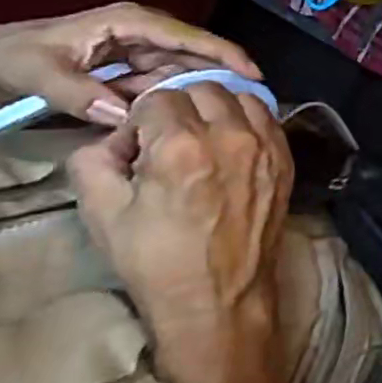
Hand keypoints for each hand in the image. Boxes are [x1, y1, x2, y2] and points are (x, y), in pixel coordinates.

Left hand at [0, 2, 260, 126]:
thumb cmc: (11, 58)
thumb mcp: (36, 72)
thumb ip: (78, 94)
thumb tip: (125, 115)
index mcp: (131, 22)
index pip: (190, 37)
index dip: (225, 54)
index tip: (254, 76)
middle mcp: (145, 33)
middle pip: (196, 54)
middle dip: (221, 75)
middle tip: (247, 103)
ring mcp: (141, 51)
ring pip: (184, 71)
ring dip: (200, 91)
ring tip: (225, 115)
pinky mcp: (135, 69)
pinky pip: (165, 84)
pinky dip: (177, 99)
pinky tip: (191, 118)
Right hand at [67, 84, 292, 380]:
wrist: (219, 293)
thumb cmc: (156, 257)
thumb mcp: (101, 209)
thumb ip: (95, 158)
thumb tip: (118, 136)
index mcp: (183, 146)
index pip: (159, 98)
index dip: (140, 119)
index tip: (137, 146)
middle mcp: (232, 136)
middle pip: (204, 89)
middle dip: (179, 105)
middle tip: (167, 137)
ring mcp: (266, 146)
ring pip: (243, 97)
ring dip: (218, 107)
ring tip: (202, 136)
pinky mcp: (286, 159)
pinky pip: (270, 118)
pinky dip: (248, 119)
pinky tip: (231, 141)